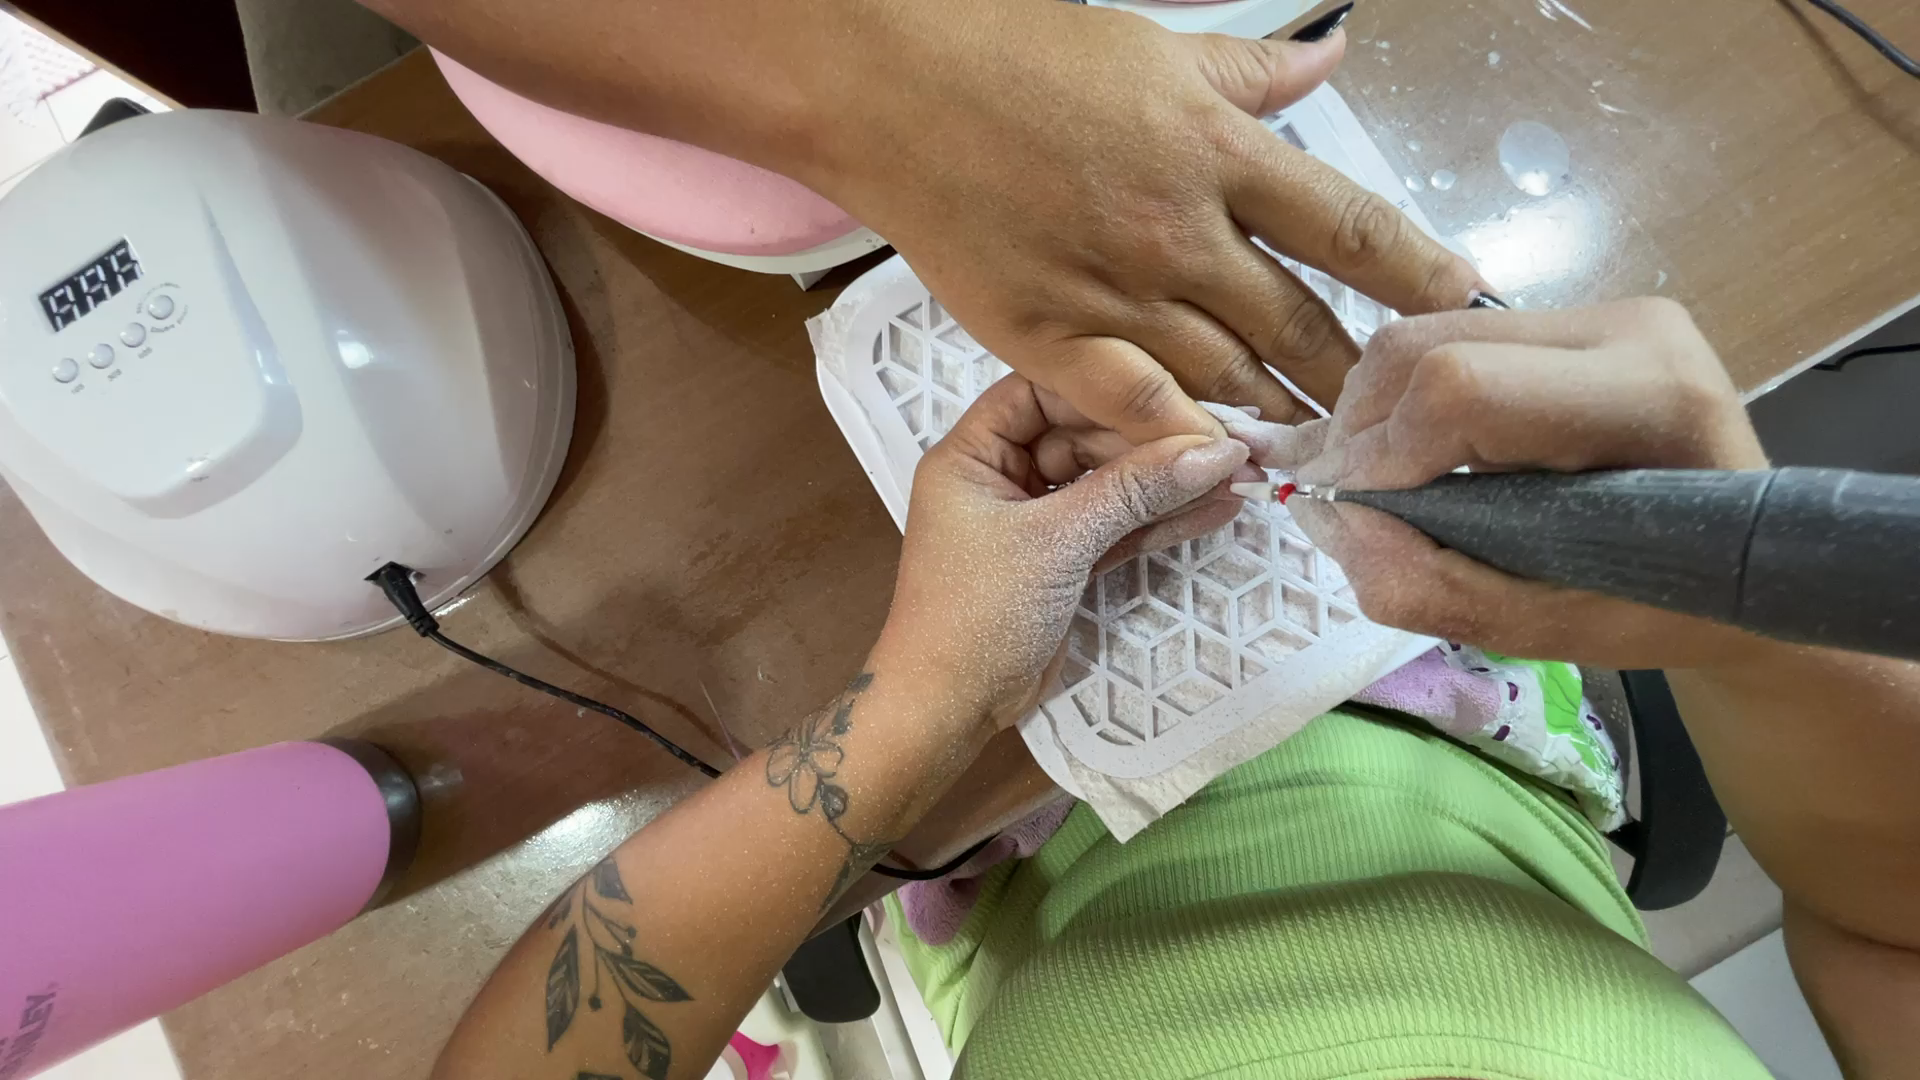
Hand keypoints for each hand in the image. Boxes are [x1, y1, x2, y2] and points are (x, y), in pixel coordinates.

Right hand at [802, 2, 1486, 439]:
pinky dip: (1182, 436)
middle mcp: (1184, 237)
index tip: (1455, 312)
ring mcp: (1117, 297)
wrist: (906, 101)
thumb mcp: (1154, 46)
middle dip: (1350, 374)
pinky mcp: (1052, 341)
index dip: (1416, 275)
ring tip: (1316, 445)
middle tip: (1387, 414)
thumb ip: (1249, 71)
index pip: (1351, 227)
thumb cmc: (1020, 58)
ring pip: (1223, 374)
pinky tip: (1219, 464)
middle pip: (1296, 322)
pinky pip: (1133, 404)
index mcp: (1218, 152)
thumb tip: (1331, 57)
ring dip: (1276, 414)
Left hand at [874, 376, 1252, 733]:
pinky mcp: (1063, 557)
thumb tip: (1218, 450)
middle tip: (1230, 443)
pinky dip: (1157, 522)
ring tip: (1241, 474)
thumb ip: (1133, 491)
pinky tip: (1214, 510)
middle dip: (1153, 443)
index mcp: (973, 453)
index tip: (1180, 396)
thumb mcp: (1055, 541)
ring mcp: (1036, 518)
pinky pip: (1114, 526)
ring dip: (1166, 484)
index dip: (1108, 390)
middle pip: (1084, 436)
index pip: (1043, 391)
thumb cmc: (979, 612)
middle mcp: (1003, 475)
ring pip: (1106, 485)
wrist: (953, 708)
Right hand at [1209, 298, 1772, 667]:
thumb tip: (1321, 514)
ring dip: (1363, 417)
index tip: (1349, 514)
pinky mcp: (1555, 321)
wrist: (1738, 563)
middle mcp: (1620, 329)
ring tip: (1375, 480)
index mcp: (1646, 400)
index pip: (1458, 390)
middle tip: (1349, 498)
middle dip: (1353, 431)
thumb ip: (1419, 585)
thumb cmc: (1654, 606)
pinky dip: (1386, 404)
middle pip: (1415, 349)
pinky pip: (1427, 345)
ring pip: (1409, 339)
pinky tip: (1400, 451)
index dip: (1376, 456)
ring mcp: (1588, 315)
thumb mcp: (1535, 628)